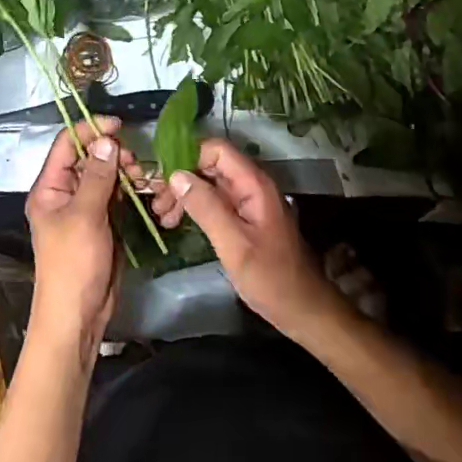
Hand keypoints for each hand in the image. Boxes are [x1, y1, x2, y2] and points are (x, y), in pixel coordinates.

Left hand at [26, 118, 136, 347]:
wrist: (77, 316)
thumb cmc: (73, 265)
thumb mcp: (84, 216)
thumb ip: (98, 177)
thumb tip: (107, 141)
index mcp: (49, 187)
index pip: (67, 144)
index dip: (91, 130)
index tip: (119, 125)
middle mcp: (64, 193)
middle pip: (89, 158)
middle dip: (113, 153)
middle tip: (134, 163)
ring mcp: (83, 209)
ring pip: (105, 177)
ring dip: (124, 172)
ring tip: (141, 178)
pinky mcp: (101, 224)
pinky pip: (115, 197)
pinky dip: (129, 191)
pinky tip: (144, 190)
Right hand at [151, 138, 345, 336]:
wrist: (304, 311)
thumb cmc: (271, 278)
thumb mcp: (234, 244)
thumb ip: (205, 207)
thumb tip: (176, 175)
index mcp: (253, 184)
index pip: (216, 150)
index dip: (187, 157)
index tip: (162, 179)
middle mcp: (250, 186)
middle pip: (209, 165)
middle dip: (180, 178)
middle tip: (156, 202)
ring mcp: (247, 201)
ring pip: (208, 183)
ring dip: (183, 194)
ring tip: (162, 216)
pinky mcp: (243, 218)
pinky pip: (213, 201)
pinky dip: (193, 207)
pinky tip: (176, 221)